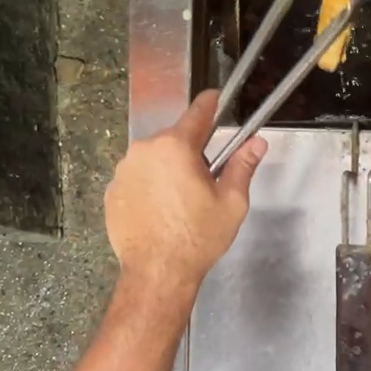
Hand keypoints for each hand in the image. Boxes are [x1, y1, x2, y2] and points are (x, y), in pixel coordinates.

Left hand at [105, 90, 267, 295]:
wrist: (158, 272)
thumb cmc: (197, 239)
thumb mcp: (231, 203)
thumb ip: (243, 167)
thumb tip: (257, 143)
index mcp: (176, 146)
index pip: (198, 113)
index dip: (211, 104)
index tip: (216, 98)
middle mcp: (145, 150)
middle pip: (175, 140)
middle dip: (190, 154)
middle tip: (205, 184)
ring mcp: (124, 170)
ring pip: (154, 160)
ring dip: (168, 172)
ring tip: (181, 204)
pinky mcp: (114, 191)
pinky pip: (137, 180)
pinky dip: (150, 188)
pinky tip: (162, 213)